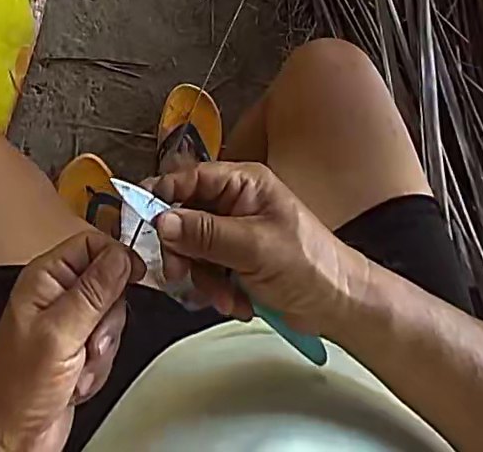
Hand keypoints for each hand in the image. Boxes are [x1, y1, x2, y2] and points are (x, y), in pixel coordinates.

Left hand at [0, 231, 142, 451]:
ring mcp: (68, 324)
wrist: (8, 443)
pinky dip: (98, 367)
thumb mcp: (59, 333)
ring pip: (111, 316)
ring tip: (78, 365)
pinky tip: (76, 380)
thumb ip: (94, 292)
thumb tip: (121, 256)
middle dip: (107, 316)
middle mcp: (57, 295)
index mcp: (46, 276)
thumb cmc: (13, 390)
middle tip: (90, 338)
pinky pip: (107, 345)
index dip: (116, 256)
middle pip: (108, 281)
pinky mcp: (77, 351)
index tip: (134, 275)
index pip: (92, 243)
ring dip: (102, 347)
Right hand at [151, 161, 371, 335]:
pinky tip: (236, 301)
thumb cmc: (310, 263)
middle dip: (183, 247)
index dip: (165, 194)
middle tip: (179, 272)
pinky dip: (215, 288)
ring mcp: (234, 230)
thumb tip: (164, 220)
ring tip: (223, 294)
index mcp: (243, 182)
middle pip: (186, 214)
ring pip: (192, 246)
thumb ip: (206, 233)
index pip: (191, 178)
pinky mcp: (234, 257)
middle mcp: (235, 201)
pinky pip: (206, 268)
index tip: (143, 216)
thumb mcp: (254, 246)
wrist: (339, 305)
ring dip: (202, 275)